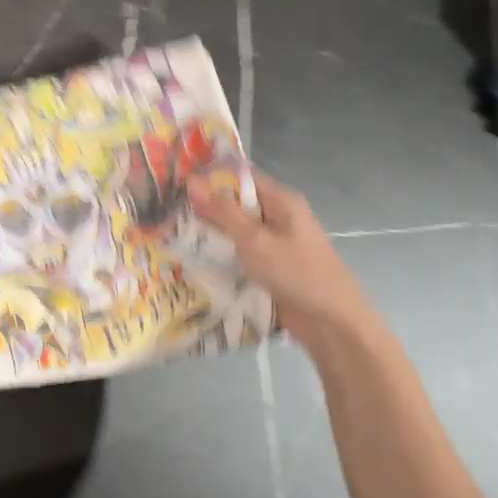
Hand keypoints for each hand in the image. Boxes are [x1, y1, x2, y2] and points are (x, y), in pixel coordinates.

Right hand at [187, 172, 378, 348]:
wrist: (330, 321)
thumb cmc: (295, 273)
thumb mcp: (254, 240)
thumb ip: (222, 211)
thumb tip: (192, 180)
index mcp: (282, 201)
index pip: (241, 177)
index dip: (209, 177)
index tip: (176, 181)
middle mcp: (279, 216)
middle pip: (237, 203)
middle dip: (205, 206)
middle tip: (166, 210)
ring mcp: (275, 241)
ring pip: (236, 228)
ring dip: (211, 231)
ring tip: (172, 232)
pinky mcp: (271, 263)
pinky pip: (241, 249)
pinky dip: (222, 251)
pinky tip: (195, 256)